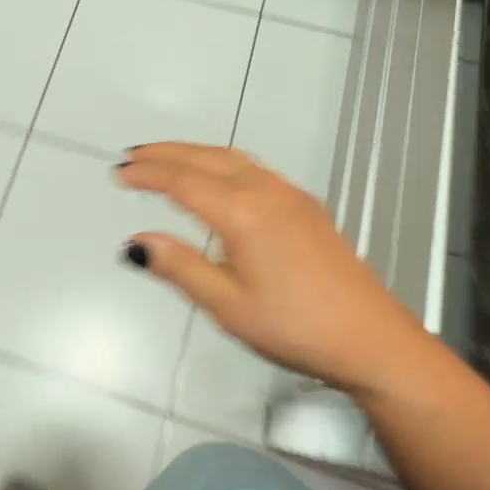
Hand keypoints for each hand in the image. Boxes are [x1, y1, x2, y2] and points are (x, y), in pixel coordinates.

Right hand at [118, 143, 436, 398]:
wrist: (370, 336)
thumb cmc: (293, 327)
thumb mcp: (228, 306)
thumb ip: (180, 268)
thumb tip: (136, 242)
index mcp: (241, 212)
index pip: (182, 181)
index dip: (147, 174)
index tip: (118, 172)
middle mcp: (265, 190)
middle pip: (206, 158)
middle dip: (166, 153)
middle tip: (133, 156)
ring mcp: (289, 193)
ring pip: (232, 157)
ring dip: (195, 153)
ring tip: (166, 159)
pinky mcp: (306, 204)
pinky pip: (253, 167)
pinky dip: (222, 160)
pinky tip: (217, 177)